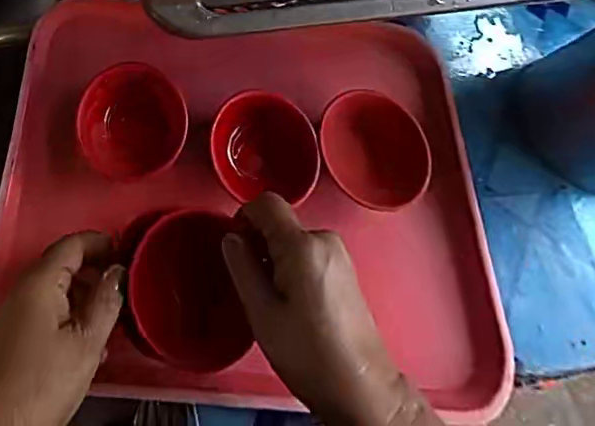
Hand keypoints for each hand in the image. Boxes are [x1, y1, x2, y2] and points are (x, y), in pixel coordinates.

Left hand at [0, 231, 123, 425]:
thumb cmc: (41, 385)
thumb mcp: (86, 343)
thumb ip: (106, 301)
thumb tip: (118, 272)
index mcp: (40, 280)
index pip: (73, 243)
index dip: (102, 243)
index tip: (125, 253)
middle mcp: (24, 288)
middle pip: (64, 262)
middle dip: (95, 269)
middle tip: (121, 284)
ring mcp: (16, 311)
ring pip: (57, 287)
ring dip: (84, 294)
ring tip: (109, 315)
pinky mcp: (14, 334)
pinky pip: (46, 308)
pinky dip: (69, 312)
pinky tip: (85, 339)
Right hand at [220, 194, 438, 425]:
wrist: (364, 391)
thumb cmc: (310, 355)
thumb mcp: (262, 314)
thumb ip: (242, 267)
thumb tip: (231, 238)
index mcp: (302, 245)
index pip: (266, 203)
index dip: (244, 216)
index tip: (236, 245)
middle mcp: (324, 239)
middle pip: (280, 222)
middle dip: (260, 244)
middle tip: (254, 283)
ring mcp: (339, 253)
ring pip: (293, 239)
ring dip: (277, 257)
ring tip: (276, 300)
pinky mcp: (346, 269)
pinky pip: (309, 252)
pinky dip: (294, 266)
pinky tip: (296, 303)